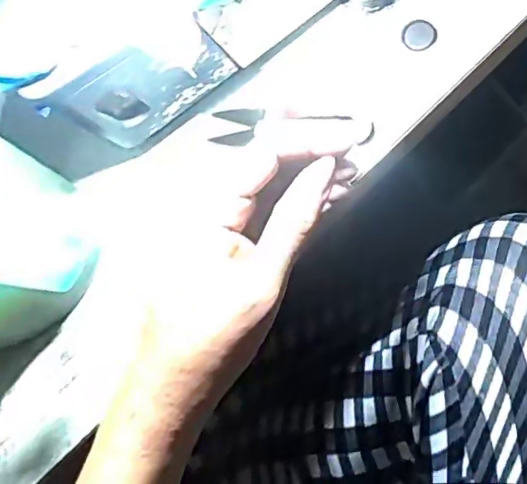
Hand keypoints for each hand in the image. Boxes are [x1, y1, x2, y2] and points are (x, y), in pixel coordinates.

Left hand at [102, 113, 368, 408]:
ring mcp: (211, 217)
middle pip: (265, 153)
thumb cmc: (215, 341)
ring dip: (309, 165)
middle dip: (314, 143)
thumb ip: (296, 216)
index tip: (353, 135)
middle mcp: (204, 204)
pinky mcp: (220, 231)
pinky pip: (262, 195)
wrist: (170, 392)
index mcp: (206, 211)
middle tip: (357, 140)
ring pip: (267, 173)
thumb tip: (327, 166)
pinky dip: (296, 189)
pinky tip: (326, 190)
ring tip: (349, 168)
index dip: (313, 137)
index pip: (266, 152)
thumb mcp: (265, 279)